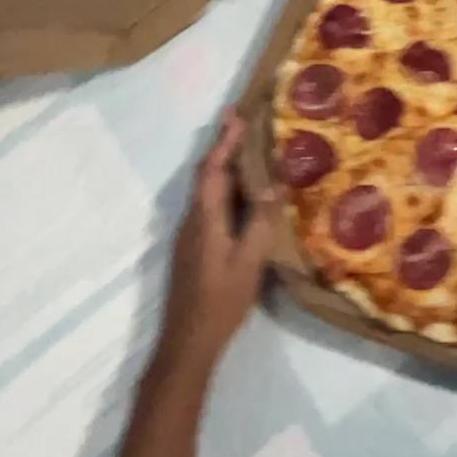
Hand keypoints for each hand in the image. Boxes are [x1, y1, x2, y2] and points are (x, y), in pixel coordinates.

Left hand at [156, 109, 279, 377]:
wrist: (187, 342)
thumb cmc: (220, 301)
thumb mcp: (249, 262)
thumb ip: (259, 222)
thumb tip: (270, 186)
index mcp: (205, 219)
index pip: (214, 170)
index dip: (225, 141)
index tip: (237, 114)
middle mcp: (193, 220)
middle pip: (207, 175)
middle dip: (222, 146)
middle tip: (241, 122)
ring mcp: (191, 235)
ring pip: (208, 190)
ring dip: (224, 166)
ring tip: (247, 150)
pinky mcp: (195, 247)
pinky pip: (211, 205)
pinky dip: (226, 188)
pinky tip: (244, 194)